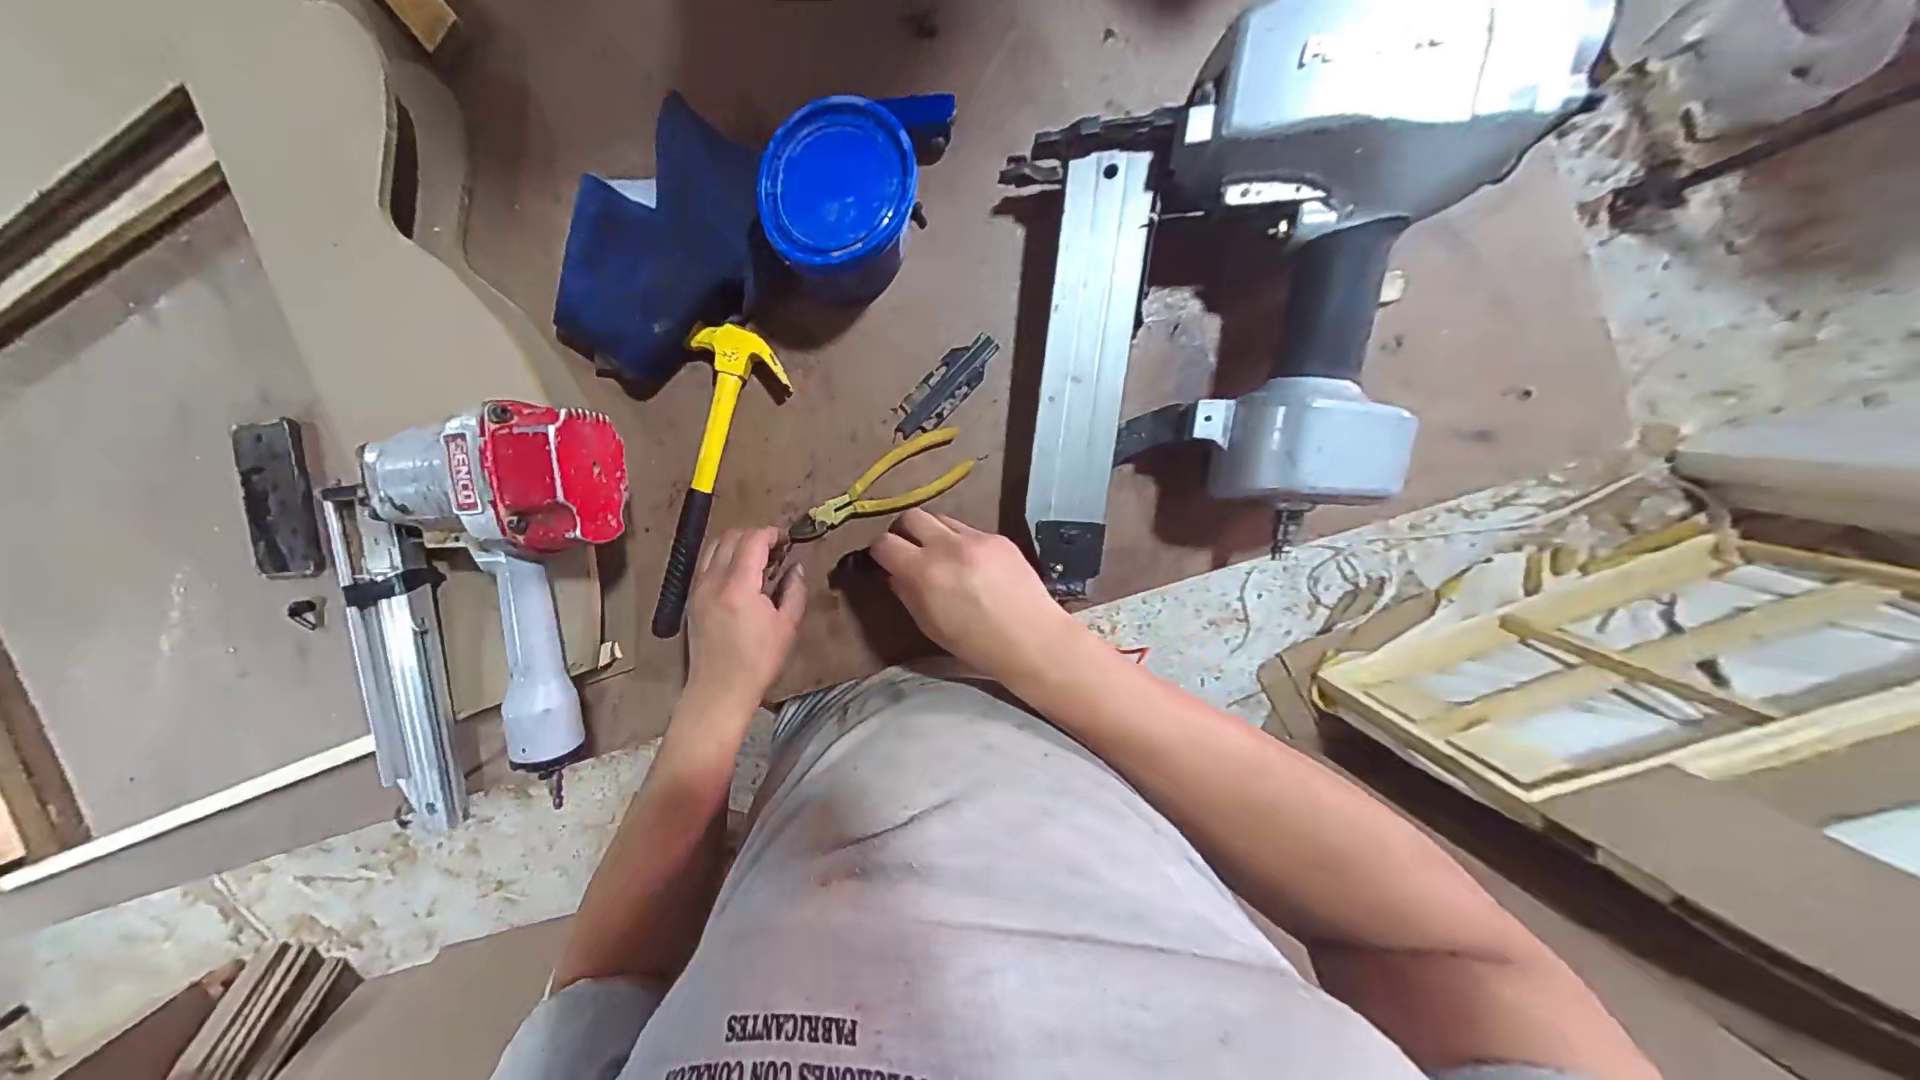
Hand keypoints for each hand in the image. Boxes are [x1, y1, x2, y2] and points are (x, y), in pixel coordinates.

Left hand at [685, 527, 805, 712]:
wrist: (719, 690)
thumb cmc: (758, 661)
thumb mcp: (787, 626)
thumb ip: (794, 590)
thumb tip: (796, 567)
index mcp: (738, 586)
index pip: (753, 540)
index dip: (772, 534)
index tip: (787, 541)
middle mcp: (713, 580)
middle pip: (731, 536)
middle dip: (755, 535)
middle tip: (776, 550)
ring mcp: (697, 588)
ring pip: (714, 545)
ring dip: (737, 543)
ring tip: (757, 558)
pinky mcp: (691, 598)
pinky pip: (706, 562)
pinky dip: (723, 556)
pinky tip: (739, 573)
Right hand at [868, 509, 1082, 679]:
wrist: (1032, 639)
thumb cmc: (977, 644)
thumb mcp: (930, 625)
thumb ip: (907, 594)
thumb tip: (892, 574)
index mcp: (924, 572)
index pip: (885, 543)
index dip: (880, 552)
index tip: (884, 562)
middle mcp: (947, 546)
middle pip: (911, 517)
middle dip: (904, 532)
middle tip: (910, 552)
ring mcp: (976, 538)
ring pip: (941, 518)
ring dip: (933, 534)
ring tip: (942, 557)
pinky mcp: (999, 537)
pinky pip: (969, 530)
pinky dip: (961, 542)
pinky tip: (973, 565)